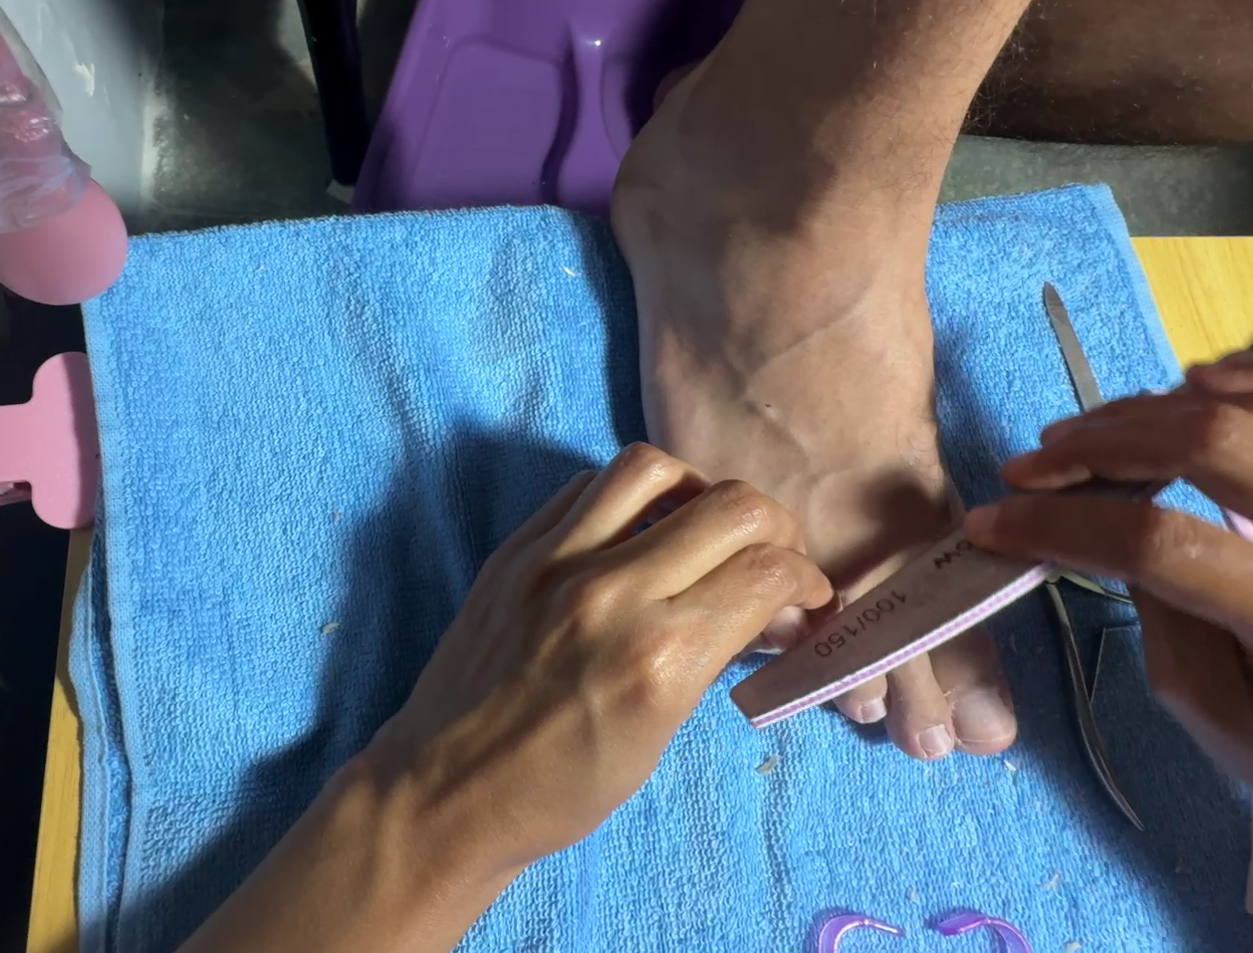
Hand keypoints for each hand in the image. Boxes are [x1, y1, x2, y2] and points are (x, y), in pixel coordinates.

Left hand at [361, 442, 833, 875]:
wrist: (448, 784)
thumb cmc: (564, 786)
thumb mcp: (661, 731)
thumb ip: (717, 651)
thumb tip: (774, 603)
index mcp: (661, 657)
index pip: (766, 572)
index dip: (805, 577)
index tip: (804, 596)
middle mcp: (611, 591)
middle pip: (729, 505)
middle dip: (773, 525)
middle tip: (765, 556)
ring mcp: (554, 559)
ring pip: (651, 467)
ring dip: (695, 488)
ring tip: (697, 525)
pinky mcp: (515, 547)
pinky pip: (586, 485)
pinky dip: (626, 494)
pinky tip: (632, 528)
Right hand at [963, 351, 1252, 936]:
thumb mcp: (1222, 720)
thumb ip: (1163, 613)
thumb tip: (1107, 532)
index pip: (1163, 544)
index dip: (1057, 523)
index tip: (993, 523)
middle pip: (1222, 448)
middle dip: (1101, 444)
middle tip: (1034, 464)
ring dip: (1157, 410)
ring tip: (1090, 433)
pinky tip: (1201, 383)